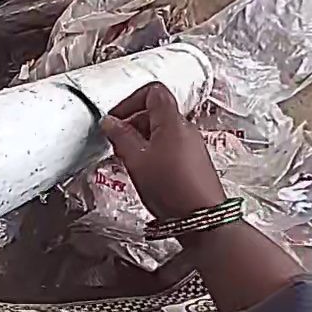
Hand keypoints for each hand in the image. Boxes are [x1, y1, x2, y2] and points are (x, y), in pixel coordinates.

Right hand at [100, 81, 226, 218]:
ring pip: (160, 129)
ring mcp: (190, 145)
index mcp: (172, 122)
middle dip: (131, 122)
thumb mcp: (136, 159)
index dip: (130, 101)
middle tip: (115, 139)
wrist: (201, 219)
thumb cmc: (171, 188)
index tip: (115, 118)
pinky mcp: (191, 161)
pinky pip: (167, 145)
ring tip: (126, 157)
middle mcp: (185, 129)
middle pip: (155, 111)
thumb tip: (110, 122)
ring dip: (139, 138)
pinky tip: (142, 169)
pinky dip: (150, 150)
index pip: (153, 92)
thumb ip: (120, 136)